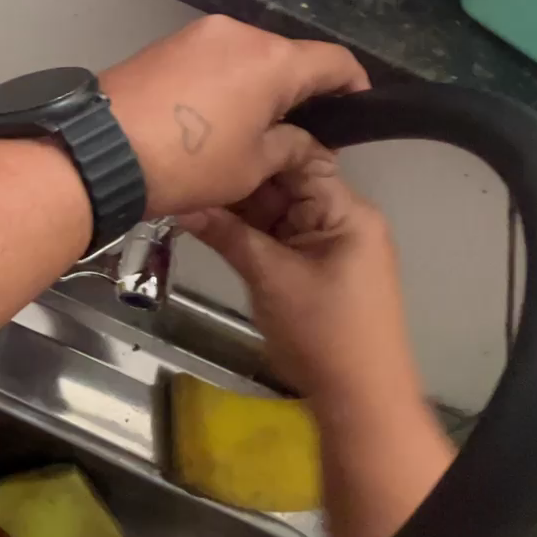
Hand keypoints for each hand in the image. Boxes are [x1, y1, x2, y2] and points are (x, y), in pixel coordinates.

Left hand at [98, 16, 367, 215]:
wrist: (97, 152)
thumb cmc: (183, 164)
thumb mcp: (251, 168)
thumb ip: (291, 146)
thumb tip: (301, 138)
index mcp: (270, 58)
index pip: (334, 61)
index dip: (351, 87)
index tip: (351, 111)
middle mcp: (234, 33)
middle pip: (283, 56)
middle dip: (294, 90)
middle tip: (290, 131)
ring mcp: (192, 35)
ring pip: (242, 57)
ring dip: (251, 86)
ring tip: (242, 128)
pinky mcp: (160, 45)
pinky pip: (205, 60)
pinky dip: (216, 83)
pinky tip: (205, 117)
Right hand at [181, 149, 408, 403]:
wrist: (357, 397)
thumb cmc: (324, 332)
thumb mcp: (270, 276)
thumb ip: (226, 234)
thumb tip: (179, 202)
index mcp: (346, 212)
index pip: (302, 158)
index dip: (259, 145)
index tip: (212, 139)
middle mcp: (338, 218)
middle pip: (283, 182)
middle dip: (238, 178)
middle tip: (188, 168)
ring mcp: (323, 242)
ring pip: (273, 209)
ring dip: (235, 206)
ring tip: (187, 189)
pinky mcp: (309, 263)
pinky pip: (272, 234)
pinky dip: (243, 230)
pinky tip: (205, 218)